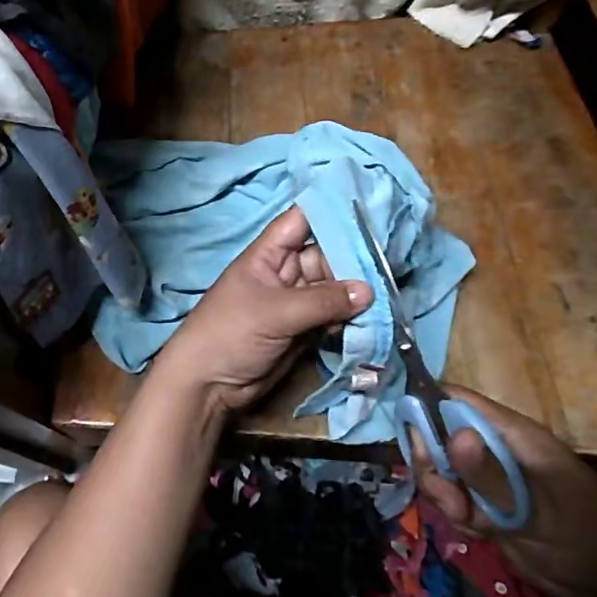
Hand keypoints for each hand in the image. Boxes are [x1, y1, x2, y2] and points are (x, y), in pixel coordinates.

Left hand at [152, 206, 372, 414]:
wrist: (207, 386)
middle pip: (328, 255)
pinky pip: (334, 315)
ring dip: (357, 292)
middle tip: (390, 264)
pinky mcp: (305, 328)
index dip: (332, 212)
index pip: (304, 220)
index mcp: (270, 254)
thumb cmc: (230, 333)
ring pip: (335, 287)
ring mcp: (297, 301)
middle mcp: (286, 272)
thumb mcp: (276, 312)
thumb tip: (368, 290)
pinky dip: (351, 317)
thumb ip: (322, 301)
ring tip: (387, 295)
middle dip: (356, 259)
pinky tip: (370, 319)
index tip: (370, 211)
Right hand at [416, 387, 596, 596]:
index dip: (428, 411)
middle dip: (434, 466)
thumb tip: (453, 435)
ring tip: (471, 522)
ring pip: (444, 471)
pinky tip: (479, 533)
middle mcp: (498, 448)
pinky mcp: (491, 504)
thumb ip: (494, 478)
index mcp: (513, 434)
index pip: (457, 402)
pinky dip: (457, 515)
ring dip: (445, 496)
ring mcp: (493, 477)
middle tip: (453, 502)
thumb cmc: (588, 537)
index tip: (415, 448)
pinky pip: (456, 498)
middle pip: (440, 437)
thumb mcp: (540, 511)